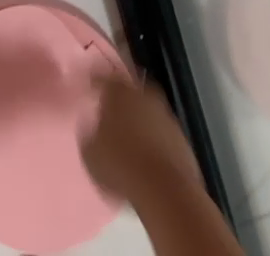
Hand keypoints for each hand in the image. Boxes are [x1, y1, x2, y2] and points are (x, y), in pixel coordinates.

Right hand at [80, 74, 201, 202]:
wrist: (165, 191)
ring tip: (127, 138)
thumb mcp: (90, 152)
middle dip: (119, 100)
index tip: (88, 87)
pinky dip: (152, 137)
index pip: (102, 77)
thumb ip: (90, 131)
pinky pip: (160, 131)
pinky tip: (145, 155)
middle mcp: (145, 96)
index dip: (93, 81)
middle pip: (129, 91)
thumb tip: (94, 127)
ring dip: (138, 120)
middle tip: (108, 112)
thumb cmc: (120, 167)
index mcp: (118, 93)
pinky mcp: (182, 138)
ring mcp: (166, 116)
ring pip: (147, 111)